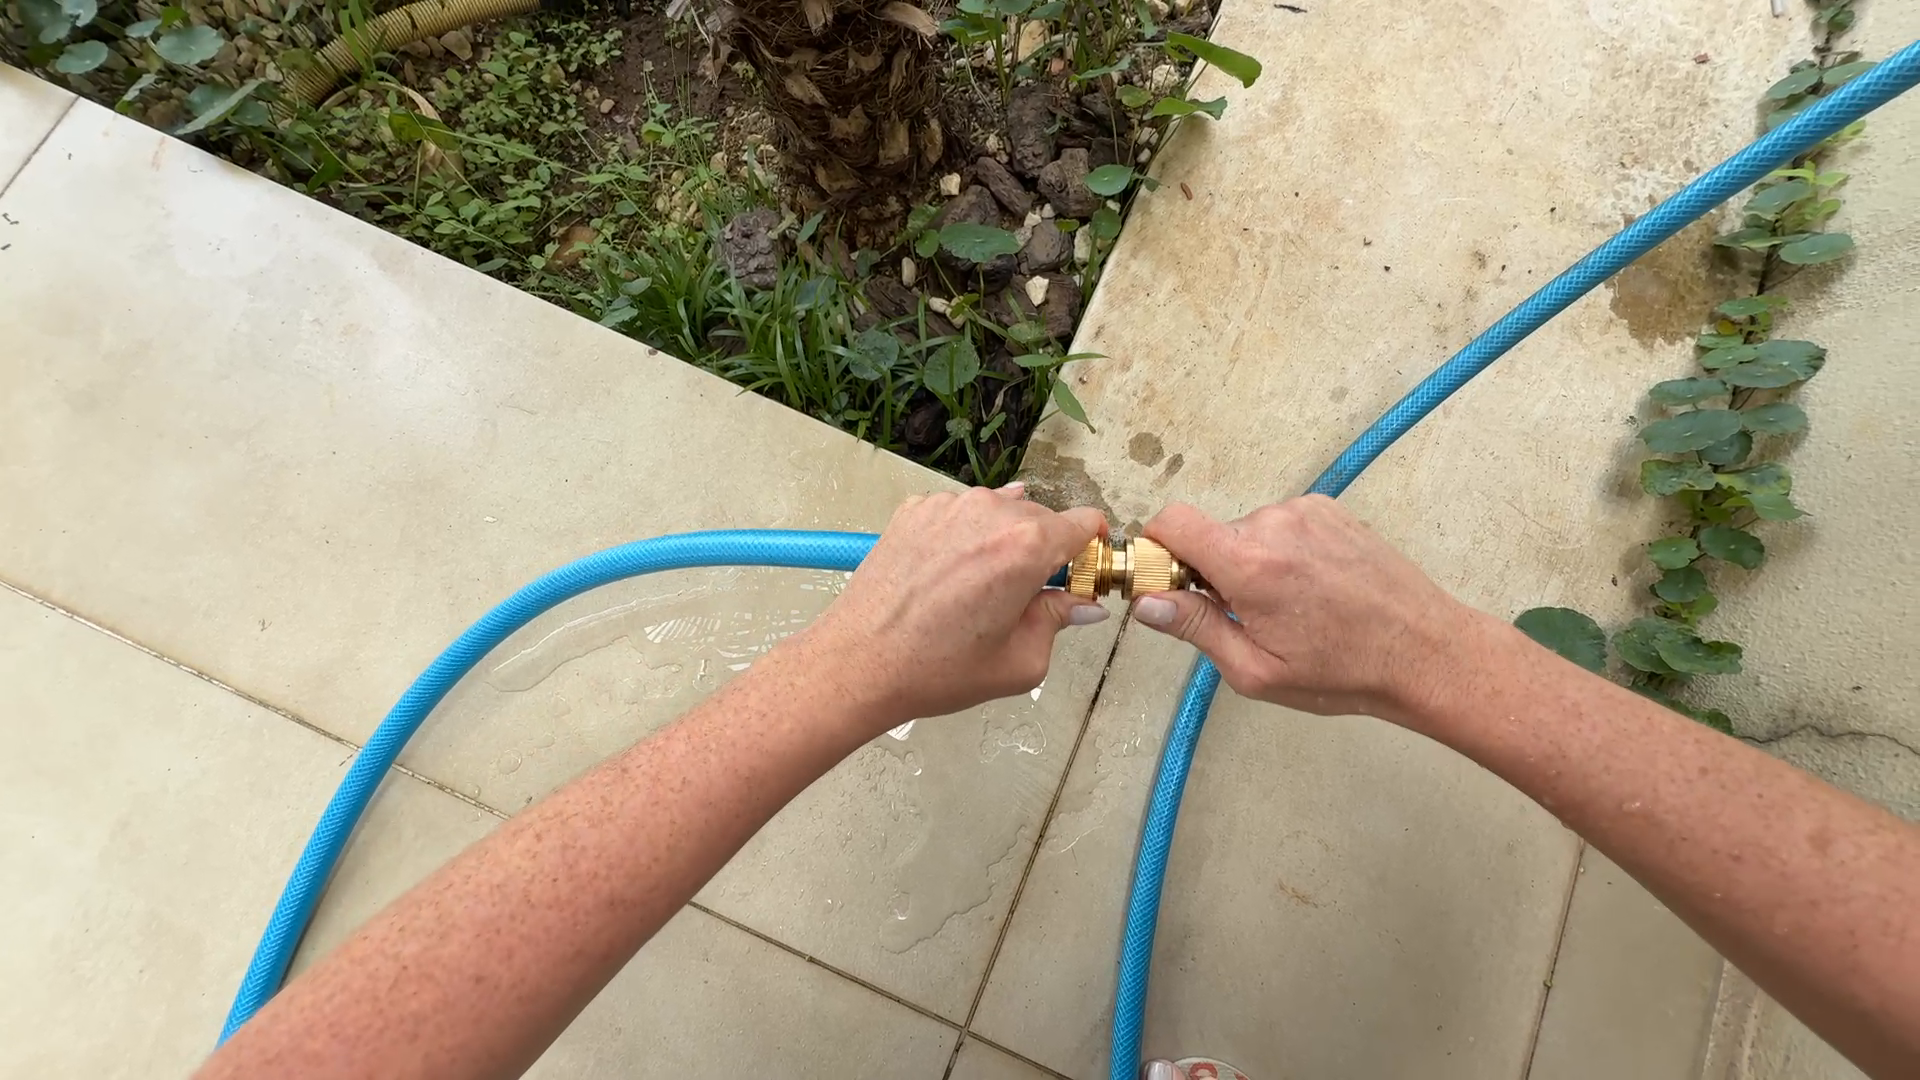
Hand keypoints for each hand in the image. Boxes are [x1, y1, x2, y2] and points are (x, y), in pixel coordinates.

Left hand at [791, 484, 1109, 729]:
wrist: (858, 661)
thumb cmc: (935, 668)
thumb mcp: (1019, 660)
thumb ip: (1059, 622)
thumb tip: (1082, 605)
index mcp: (1024, 547)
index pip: (1084, 522)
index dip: (1090, 549)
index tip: (1081, 572)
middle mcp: (988, 512)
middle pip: (1042, 518)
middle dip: (1044, 552)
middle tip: (1026, 595)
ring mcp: (947, 506)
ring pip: (999, 513)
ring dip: (1002, 542)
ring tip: (979, 589)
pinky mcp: (915, 510)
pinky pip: (959, 515)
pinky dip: (964, 537)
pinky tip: (948, 575)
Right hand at [1130, 497, 1477, 725]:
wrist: (1428, 652)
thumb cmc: (1342, 672)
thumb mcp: (1255, 670)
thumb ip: (1195, 628)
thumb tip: (1146, 603)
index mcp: (1250, 564)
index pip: (1172, 522)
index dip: (1156, 547)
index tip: (1169, 581)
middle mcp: (1274, 524)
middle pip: (1207, 534)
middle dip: (1209, 569)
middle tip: (1242, 612)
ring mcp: (1304, 511)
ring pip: (1243, 531)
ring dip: (1247, 561)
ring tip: (1286, 603)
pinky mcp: (1327, 509)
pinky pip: (1277, 525)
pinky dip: (1278, 550)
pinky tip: (1308, 585)